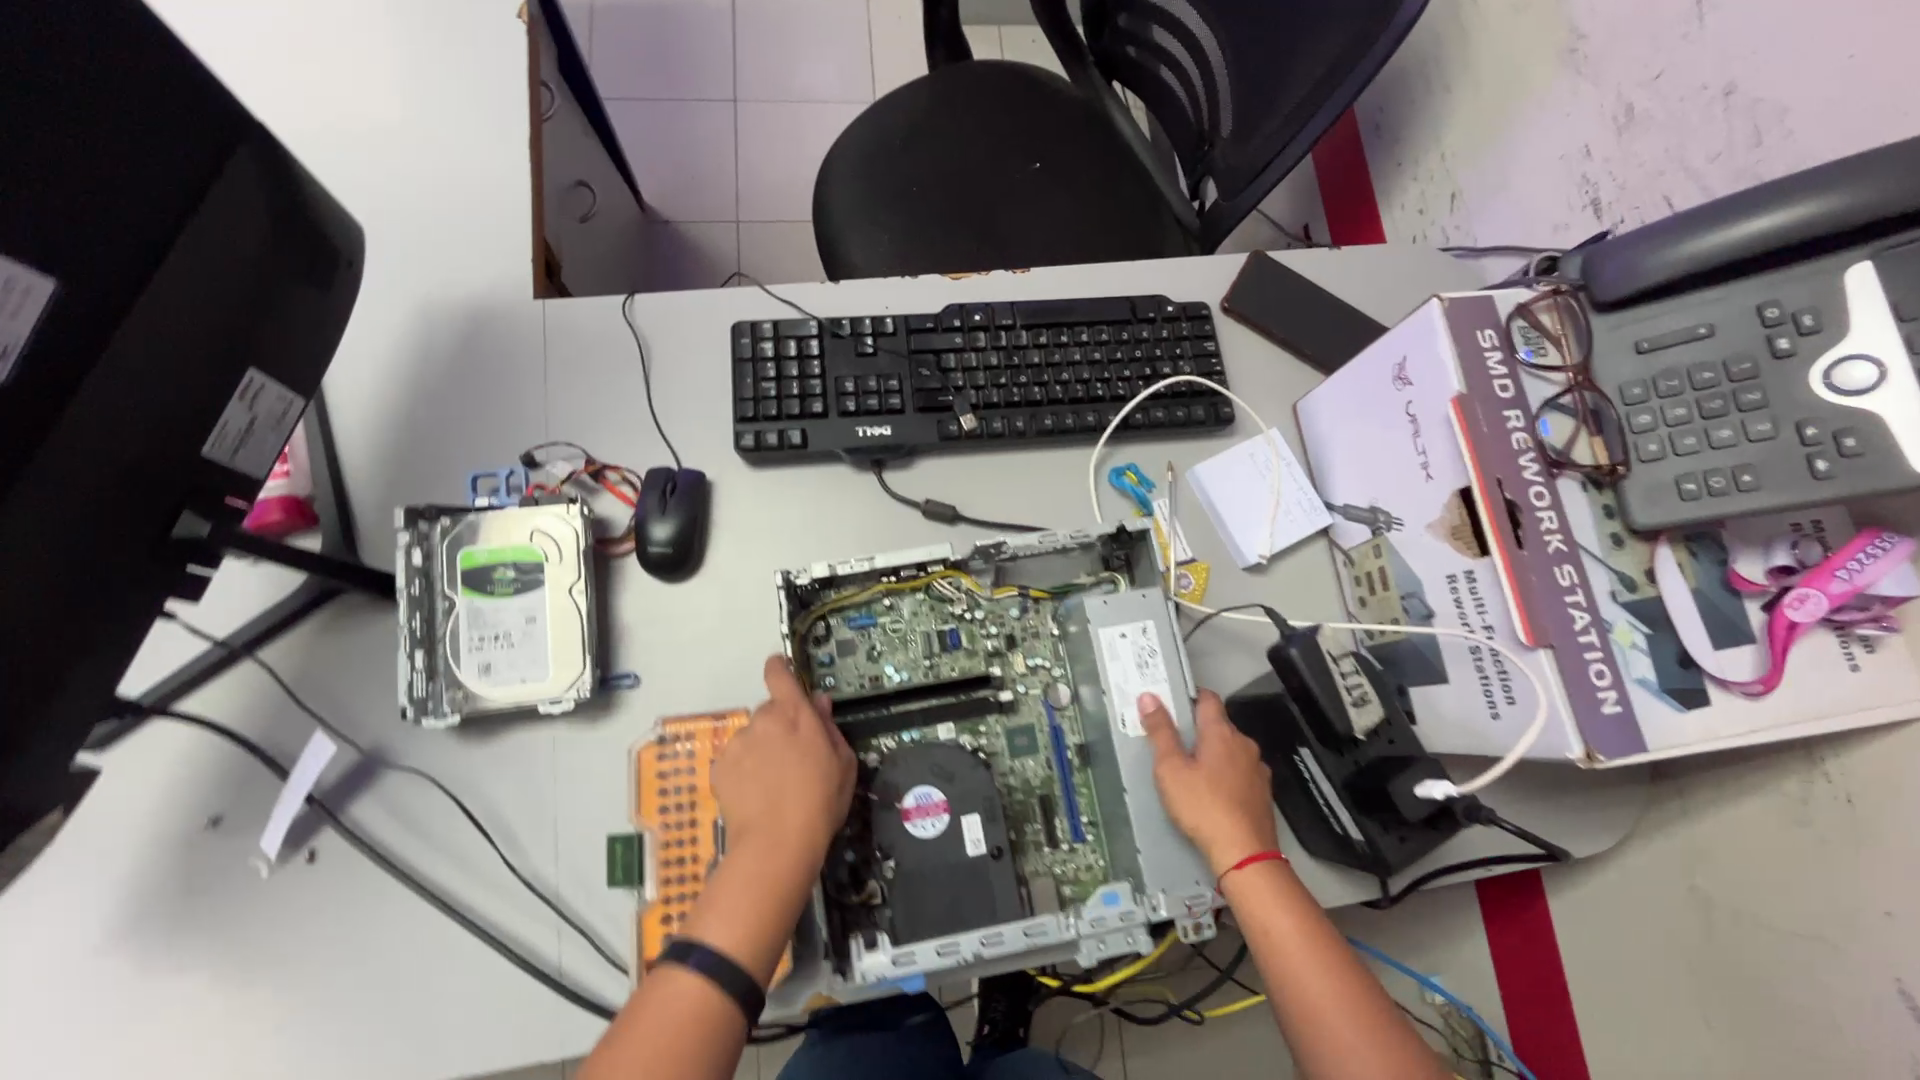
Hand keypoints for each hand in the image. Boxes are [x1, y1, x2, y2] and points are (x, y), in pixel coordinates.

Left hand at [713, 657, 856, 879]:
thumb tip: (818, 703)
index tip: (781, 670)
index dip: (779, 668)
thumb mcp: (843, 764)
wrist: (777, 843)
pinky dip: (743, 771)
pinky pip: (735, 761)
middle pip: (769, 712)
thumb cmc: (821, 802)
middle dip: (779, 728)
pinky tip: (755, 795)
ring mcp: (738, 743)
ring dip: (760, 750)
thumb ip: (829, 727)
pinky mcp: (719, 767)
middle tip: (792, 758)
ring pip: (751, 738)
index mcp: (795, 714)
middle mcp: (763, 720)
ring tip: (773, 784)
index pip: (779, 674)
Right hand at [1139, 690, 1278, 874]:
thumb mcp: (1170, 769)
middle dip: (1199, 730)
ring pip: (1232, 750)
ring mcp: (1258, 769)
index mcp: (1221, 732)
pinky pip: (1241, 773)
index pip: (1208, 698)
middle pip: (1220, 725)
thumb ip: (1160, 731)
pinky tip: (1214, 794)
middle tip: (1174, 745)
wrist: (1244, 853)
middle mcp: (1244, 744)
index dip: (1190, 697)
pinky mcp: (1263, 793)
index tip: (1173, 705)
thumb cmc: (1201, 806)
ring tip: (1192, 773)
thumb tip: (1149, 697)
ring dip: (1214, 754)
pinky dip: (1227, 775)